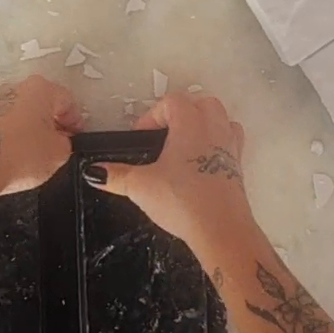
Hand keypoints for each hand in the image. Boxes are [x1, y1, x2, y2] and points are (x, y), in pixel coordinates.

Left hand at [0, 75, 80, 194]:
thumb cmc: (24, 153)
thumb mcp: (60, 152)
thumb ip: (67, 142)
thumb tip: (60, 141)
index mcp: (40, 88)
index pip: (68, 101)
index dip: (77, 121)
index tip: (78, 137)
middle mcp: (16, 88)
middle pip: (43, 103)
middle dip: (54, 122)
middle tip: (62, 143)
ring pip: (23, 112)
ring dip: (34, 128)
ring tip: (40, 151)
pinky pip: (6, 123)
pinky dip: (15, 134)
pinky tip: (19, 153)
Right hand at [84, 92, 255, 250]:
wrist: (221, 230)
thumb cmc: (184, 200)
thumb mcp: (140, 186)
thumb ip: (116, 175)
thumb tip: (94, 172)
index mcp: (190, 123)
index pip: (171, 102)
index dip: (152, 115)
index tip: (141, 136)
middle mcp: (214, 128)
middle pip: (201, 103)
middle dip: (180, 113)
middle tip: (162, 135)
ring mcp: (231, 146)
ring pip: (221, 119)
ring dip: (203, 124)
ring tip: (184, 144)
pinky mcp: (239, 167)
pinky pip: (231, 142)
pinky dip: (217, 144)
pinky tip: (202, 163)